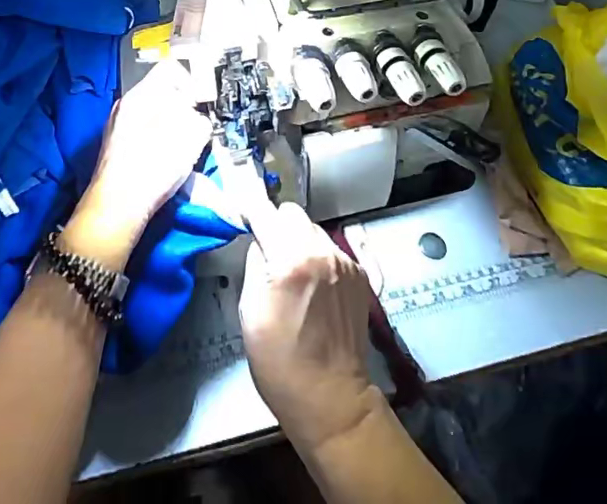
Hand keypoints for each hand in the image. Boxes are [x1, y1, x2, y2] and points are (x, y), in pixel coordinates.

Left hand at [64, 58, 209, 269]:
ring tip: (182, 147)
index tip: (201, 102)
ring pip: (155, 113)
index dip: (192, 82)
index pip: (171, 68)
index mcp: (141, 95)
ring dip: (172, 124)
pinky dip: (159, 139)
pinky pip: (145, 131)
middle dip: (183, 106)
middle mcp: (126, 106)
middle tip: (195, 127)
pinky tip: (165, 160)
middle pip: (163, 91)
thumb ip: (198, 115)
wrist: (116, 209)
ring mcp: (118, 126)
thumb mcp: (190, 135)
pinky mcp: (118, 148)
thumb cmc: (152, 168)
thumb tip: (196, 114)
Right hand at [238, 202, 381, 451]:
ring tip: (295, 274)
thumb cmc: (278, 360)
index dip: (251, 211)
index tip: (245, 218)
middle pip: (293, 214)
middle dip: (278, 226)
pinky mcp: (361, 274)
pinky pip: (335, 248)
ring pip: (315, 230)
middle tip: (270, 253)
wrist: (329, 395)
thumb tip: (260, 242)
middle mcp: (321, 252)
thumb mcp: (249, 311)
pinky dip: (322, 256)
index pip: (265, 212)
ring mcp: (345, 262)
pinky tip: (317, 283)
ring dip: (301, 241)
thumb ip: (255, 264)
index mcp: (289, 260)